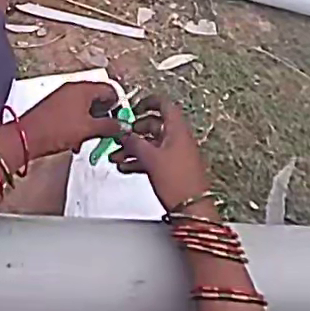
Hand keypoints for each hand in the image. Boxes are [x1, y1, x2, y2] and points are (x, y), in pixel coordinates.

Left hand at [16, 82, 124, 158]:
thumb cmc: (55, 130)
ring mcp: (63, 96)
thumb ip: (109, 126)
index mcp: (84, 88)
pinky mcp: (55, 106)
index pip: (110, 90)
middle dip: (104, 115)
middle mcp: (74, 88)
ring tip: (90, 138)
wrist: (26, 138)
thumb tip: (124, 126)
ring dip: (91, 121)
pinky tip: (77, 139)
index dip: (117, 106)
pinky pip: (75, 111)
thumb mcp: (87, 130)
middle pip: (98, 97)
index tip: (119, 121)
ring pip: (86, 106)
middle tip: (106, 131)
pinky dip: (80, 123)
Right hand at [111, 95, 209, 209]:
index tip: (134, 107)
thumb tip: (125, 134)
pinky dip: (139, 160)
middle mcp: (178, 138)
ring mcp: (176, 153)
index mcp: (177, 129)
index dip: (148, 102)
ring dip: (134, 148)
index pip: (163, 104)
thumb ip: (136, 144)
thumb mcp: (152, 158)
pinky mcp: (172, 167)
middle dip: (135, 130)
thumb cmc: (179, 181)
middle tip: (121, 136)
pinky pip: (154, 157)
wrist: (192, 208)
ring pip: (152, 143)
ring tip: (117, 155)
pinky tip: (126, 167)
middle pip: (154, 125)